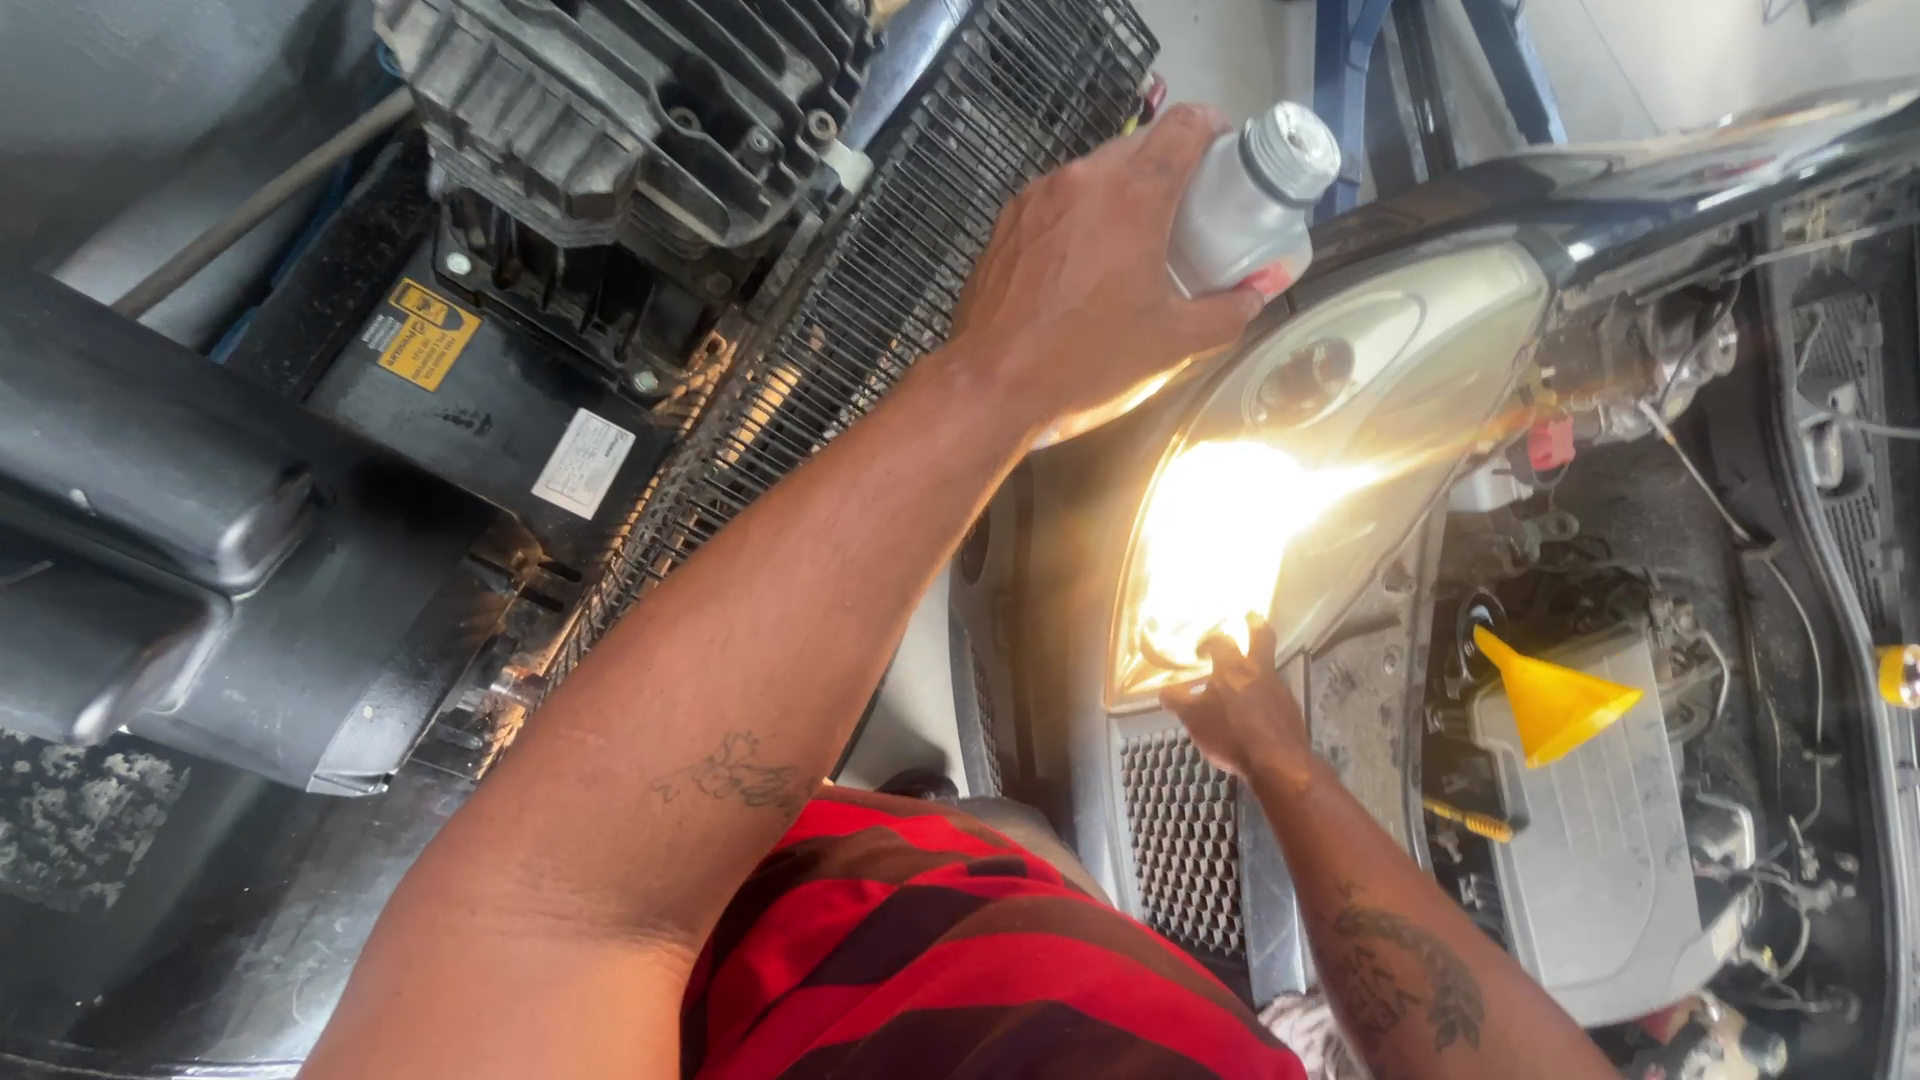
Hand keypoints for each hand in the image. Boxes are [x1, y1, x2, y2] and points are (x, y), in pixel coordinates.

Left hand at [948, 104, 1264, 432]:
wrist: (992, 384)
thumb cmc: (1085, 361)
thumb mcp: (1170, 344)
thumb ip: (1226, 313)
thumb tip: (1256, 294)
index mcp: (1132, 196)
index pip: (1185, 125)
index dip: (1212, 129)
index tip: (1222, 154)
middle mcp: (1081, 180)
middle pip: (1137, 147)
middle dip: (1165, 169)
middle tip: (1179, 213)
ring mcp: (1035, 198)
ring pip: (1090, 174)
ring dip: (1116, 194)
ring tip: (1124, 242)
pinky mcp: (1004, 223)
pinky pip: (1053, 202)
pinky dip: (1075, 217)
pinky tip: (1074, 263)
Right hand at [1160, 615, 1311, 782]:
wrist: (1278, 762)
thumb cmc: (1230, 734)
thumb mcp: (1194, 720)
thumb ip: (1178, 703)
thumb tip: (1164, 692)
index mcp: (1232, 668)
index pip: (1221, 641)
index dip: (1209, 641)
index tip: (1200, 651)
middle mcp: (1258, 671)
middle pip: (1261, 637)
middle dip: (1254, 624)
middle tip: (1250, 614)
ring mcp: (1279, 688)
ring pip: (1268, 666)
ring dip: (1257, 665)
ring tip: (1244, 677)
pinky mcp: (1290, 708)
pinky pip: (1275, 692)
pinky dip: (1264, 693)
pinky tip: (1256, 710)